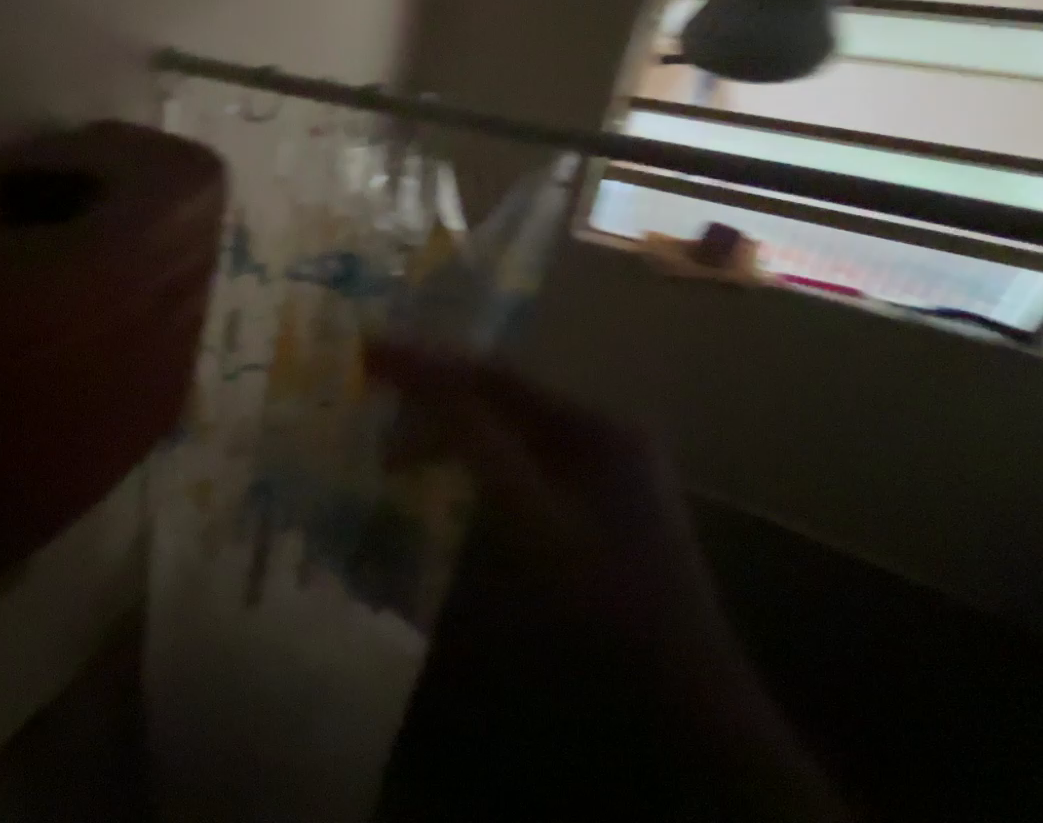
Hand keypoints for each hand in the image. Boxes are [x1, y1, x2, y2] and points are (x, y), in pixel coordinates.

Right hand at [365, 341, 729, 654]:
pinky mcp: (591, 501)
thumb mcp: (528, 518)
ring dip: (449, 433)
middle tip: (370, 399)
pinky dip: (472, 461)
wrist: (677, 691)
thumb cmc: (598, 601)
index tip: (365, 351)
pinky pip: (517, 460)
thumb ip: (475, 441)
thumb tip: (420, 377)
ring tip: (393, 455)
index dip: (425, 361)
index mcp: (594, 425)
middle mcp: (602, 432)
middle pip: (501, 397)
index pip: (493, 375)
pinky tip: (443, 477)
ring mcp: (601, 467)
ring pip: (506, 430)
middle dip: (432, 397)